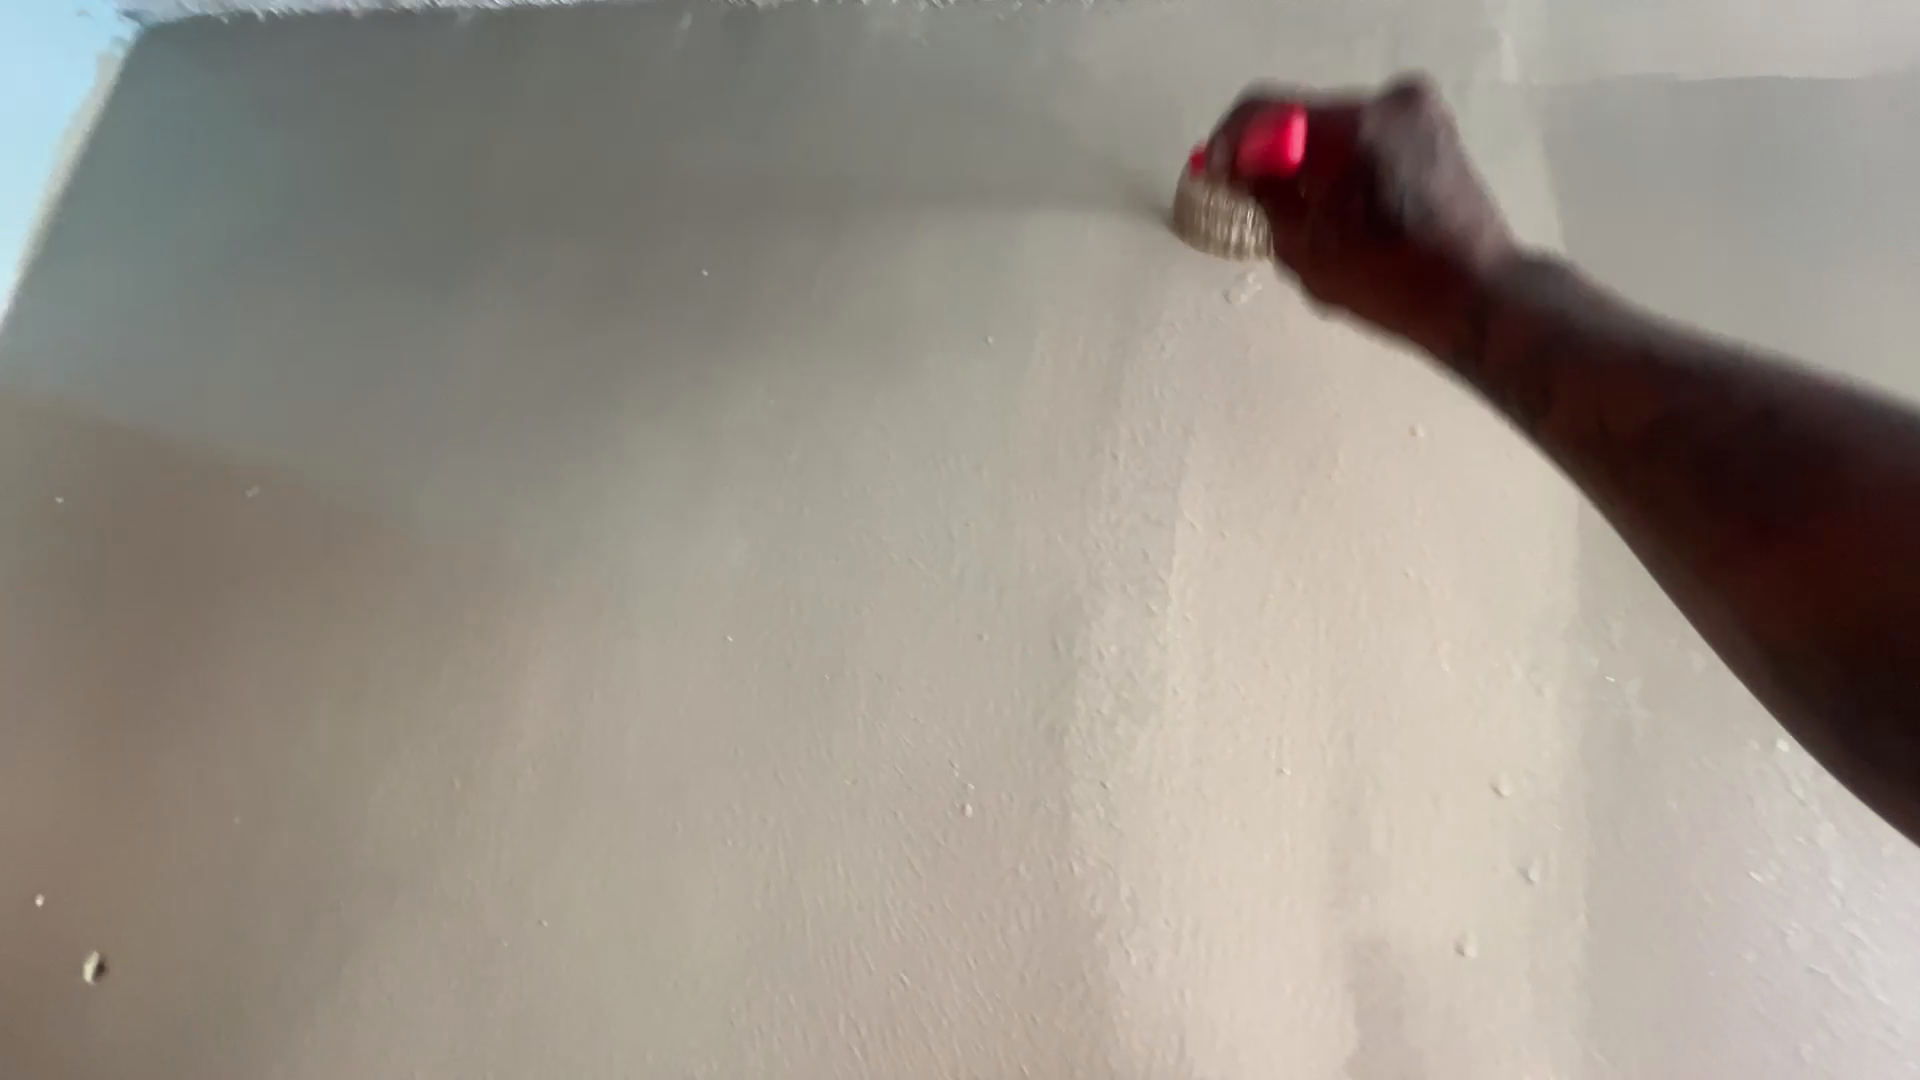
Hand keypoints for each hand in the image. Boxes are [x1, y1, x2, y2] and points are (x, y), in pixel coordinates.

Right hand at [1206, 75, 1516, 347]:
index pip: (1263, 112)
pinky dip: (1334, 161)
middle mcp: (1386, 101)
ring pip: (1329, 127)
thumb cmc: (1380, 279)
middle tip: (1248, 196)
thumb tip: (1236, 169)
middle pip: (1299, 116)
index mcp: (1350, 130)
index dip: (1228, 143)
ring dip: (1302, 160)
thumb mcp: (1301, 245)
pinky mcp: (1429, 126)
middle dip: (1267, 154)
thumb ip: (1264, 195)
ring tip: (1297, 210)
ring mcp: (1415, 109)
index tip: (1214, 174)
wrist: (1468, 289)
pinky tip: (1332, 203)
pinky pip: (1360, 135)